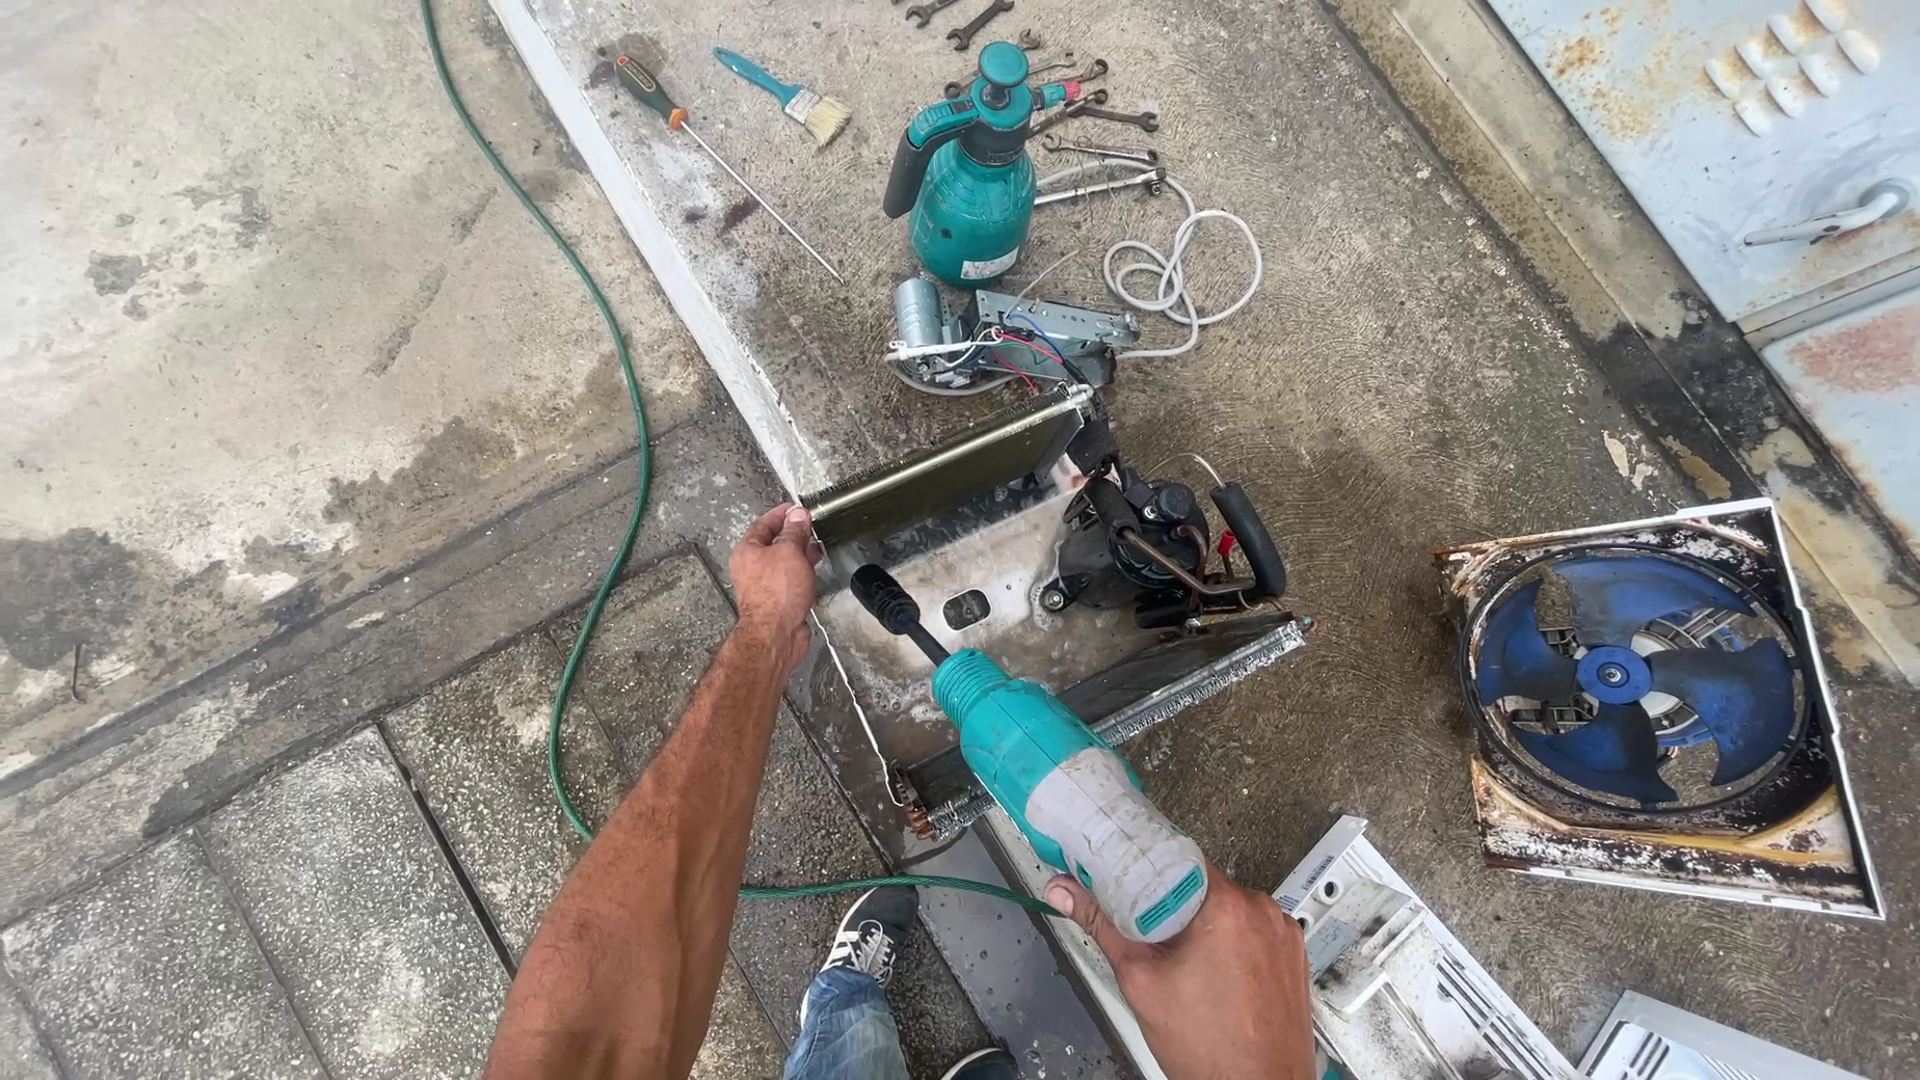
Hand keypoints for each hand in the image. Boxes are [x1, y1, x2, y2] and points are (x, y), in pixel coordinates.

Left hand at [729, 503, 823, 674]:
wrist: (776, 634)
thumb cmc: (776, 595)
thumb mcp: (790, 552)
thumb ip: (795, 532)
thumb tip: (798, 515)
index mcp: (748, 551)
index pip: (763, 524)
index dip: (780, 514)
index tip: (794, 508)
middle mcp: (752, 568)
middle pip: (772, 543)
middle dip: (791, 534)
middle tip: (807, 527)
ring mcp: (763, 586)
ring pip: (782, 563)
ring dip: (798, 554)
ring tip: (814, 548)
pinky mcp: (777, 601)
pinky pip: (789, 580)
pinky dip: (801, 573)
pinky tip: (812, 573)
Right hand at [1046, 864, 1313, 1079]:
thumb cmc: (1210, 1052)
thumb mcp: (1140, 980)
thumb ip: (1100, 925)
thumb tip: (1065, 891)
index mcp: (1225, 907)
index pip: (1174, 855)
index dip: (1143, 862)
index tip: (1123, 870)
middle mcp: (1261, 911)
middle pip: (1199, 881)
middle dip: (1169, 900)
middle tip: (1147, 929)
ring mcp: (1282, 932)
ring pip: (1224, 903)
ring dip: (1199, 919)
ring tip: (1180, 957)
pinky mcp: (1292, 953)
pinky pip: (1250, 926)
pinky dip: (1229, 938)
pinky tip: (1211, 970)